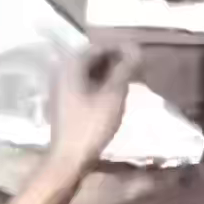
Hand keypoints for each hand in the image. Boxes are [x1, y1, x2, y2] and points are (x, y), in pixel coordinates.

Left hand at [48, 42, 139, 169]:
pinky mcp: (65, 99)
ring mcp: (61, 85)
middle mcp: (62, 69)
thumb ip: (125, 69)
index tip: (141, 56)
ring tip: (132, 79)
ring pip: (90, 70)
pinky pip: (86, 82)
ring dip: (111, 72)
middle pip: (94, 57)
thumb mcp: (113, 95)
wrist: (69, 158)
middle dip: (117, 60)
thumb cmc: (91, 126)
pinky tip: (116, 92)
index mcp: (71, 65)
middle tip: (139, 68)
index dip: (122, 48)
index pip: (100, 46)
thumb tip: (136, 48)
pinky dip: (102, 83)